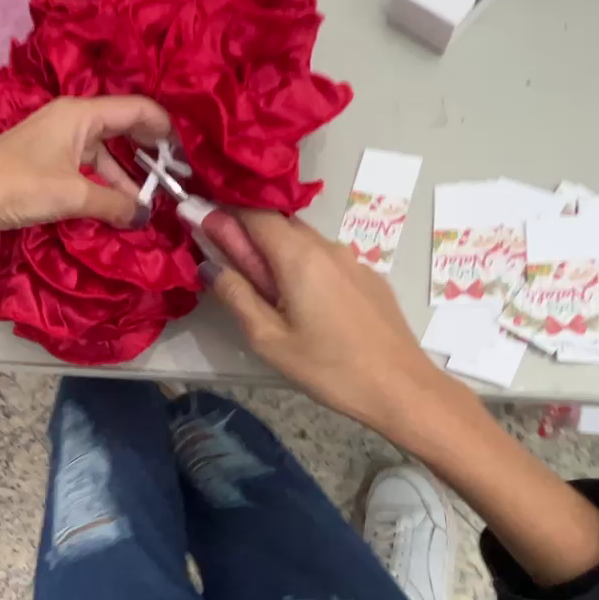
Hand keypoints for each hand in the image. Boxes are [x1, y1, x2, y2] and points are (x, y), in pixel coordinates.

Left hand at [0, 96, 172, 275]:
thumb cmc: (18, 185)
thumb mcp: (72, 194)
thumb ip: (113, 203)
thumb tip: (142, 216)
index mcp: (80, 113)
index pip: (137, 109)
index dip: (166, 128)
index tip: (190, 153)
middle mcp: (70, 121)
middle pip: (120, 134)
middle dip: (146, 161)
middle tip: (171, 186)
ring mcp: (55, 144)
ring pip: (101, 158)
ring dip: (121, 182)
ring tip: (143, 209)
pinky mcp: (42, 167)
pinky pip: (83, 172)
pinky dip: (99, 188)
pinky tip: (112, 210)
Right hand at [207, 210, 453, 435]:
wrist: (399, 386)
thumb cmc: (327, 367)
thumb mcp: (268, 339)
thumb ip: (236, 296)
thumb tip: (209, 266)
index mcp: (299, 257)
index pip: (254, 214)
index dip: (224, 213)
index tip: (199, 221)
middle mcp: (327, 247)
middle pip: (279, 224)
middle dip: (247, 235)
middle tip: (226, 265)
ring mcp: (352, 260)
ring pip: (302, 242)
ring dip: (274, 254)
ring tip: (264, 295)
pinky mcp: (367, 278)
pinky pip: (323, 260)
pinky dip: (301, 268)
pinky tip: (300, 305)